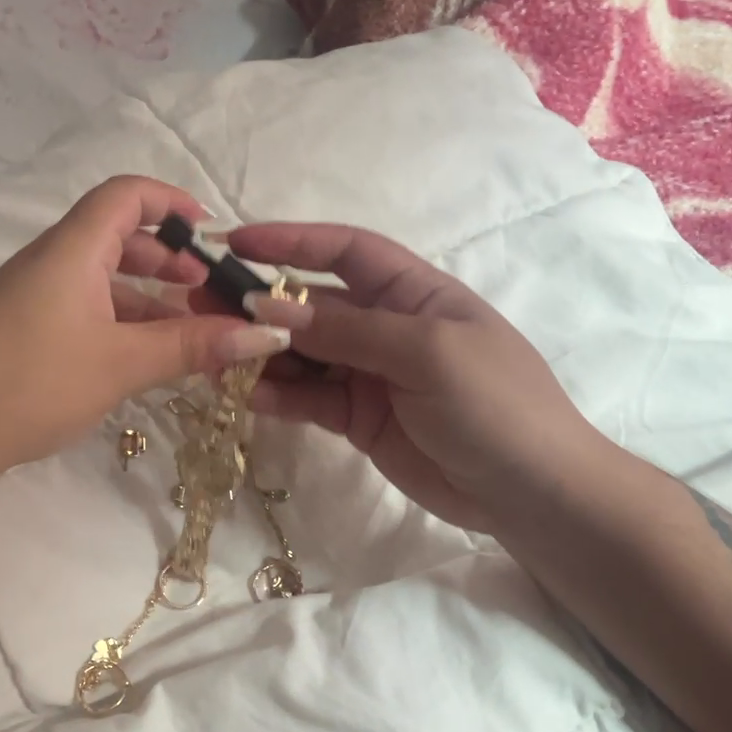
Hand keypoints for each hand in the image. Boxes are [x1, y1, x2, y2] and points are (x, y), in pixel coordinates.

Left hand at [0, 177, 290, 488]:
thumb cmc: (31, 384)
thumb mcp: (120, 364)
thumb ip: (191, 346)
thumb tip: (264, 332)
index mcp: (70, 251)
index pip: (124, 196)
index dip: (171, 203)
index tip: (211, 234)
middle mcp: (47, 264)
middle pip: (114, 238)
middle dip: (167, 261)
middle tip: (206, 294)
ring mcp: (28, 301)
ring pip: (98, 282)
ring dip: (145, 300)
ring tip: (187, 335)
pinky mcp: (17, 335)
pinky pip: (79, 312)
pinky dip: (117, 324)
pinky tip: (139, 361)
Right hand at [233, 223, 603, 532]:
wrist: (530, 490)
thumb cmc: (494, 402)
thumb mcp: (426, 352)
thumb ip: (347, 330)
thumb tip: (270, 307)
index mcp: (412, 293)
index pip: (344, 251)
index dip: (291, 241)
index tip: (234, 241)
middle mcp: (385, 327)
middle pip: (311, 304)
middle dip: (260, 301)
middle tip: (201, 304)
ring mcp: (370, 376)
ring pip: (302, 355)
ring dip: (261, 352)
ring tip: (213, 354)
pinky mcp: (359, 419)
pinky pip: (309, 400)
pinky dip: (278, 396)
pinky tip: (245, 395)